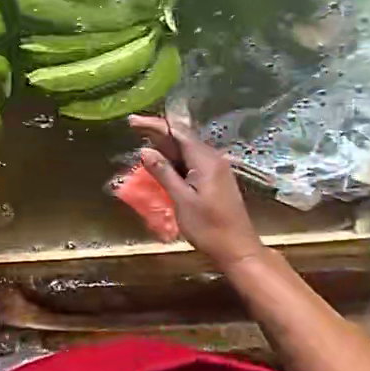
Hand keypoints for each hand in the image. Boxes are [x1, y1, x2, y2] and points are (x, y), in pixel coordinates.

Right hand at [126, 116, 263, 267]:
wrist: (237, 249)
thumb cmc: (209, 227)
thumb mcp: (182, 199)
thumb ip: (164, 173)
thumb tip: (145, 151)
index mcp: (206, 162)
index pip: (178, 133)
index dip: (155, 124)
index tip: (132, 121)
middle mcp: (212, 160)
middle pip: (182, 138)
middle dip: (157, 130)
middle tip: (132, 125)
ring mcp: (214, 170)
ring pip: (185, 149)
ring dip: (163, 142)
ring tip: (140, 136)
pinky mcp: (212, 180)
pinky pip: (189, 160)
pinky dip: (171, 156)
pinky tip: (158, 157)